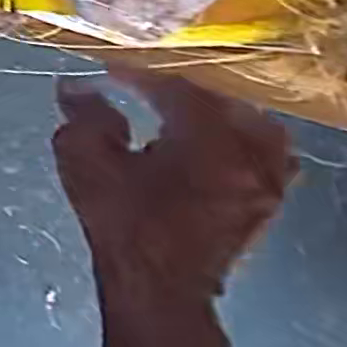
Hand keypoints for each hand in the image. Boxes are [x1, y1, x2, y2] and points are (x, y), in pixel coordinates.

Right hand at [53, 68, 294, 303]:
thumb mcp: (82, 154)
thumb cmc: (117, 211)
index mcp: (208, 144)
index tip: (109, 69)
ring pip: (261, 132)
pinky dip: (239, 140)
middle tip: (144, 85)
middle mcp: (251, 161)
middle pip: (231, 107)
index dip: (141, 75)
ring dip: (220, 113)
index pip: (180, 92)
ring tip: (180, 109)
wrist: (155, 276)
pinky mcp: (265, 205)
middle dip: (185, 90)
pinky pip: (267, 158)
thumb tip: (79, 88)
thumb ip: (86, 115)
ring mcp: (267, 186)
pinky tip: (206, 143)